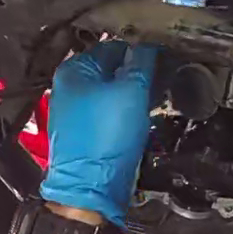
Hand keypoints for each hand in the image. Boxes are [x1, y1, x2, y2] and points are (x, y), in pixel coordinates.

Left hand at [38, 41, 157, 223]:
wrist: (91, 188)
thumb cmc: (107, 137)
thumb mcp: (131, 92)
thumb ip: (140, 63)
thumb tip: (148, 45)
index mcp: (74, 70)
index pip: (114, 46)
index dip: (141, 50)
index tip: (163, 56)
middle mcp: (69, 87)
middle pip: (111, 69)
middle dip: (138, 72)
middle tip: (164, 76)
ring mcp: (76, 111)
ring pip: (112, 90)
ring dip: (134, 91)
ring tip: (157, 95)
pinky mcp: (85, 132)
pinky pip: (109, 110)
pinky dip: (126, 108)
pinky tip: (142, 114)